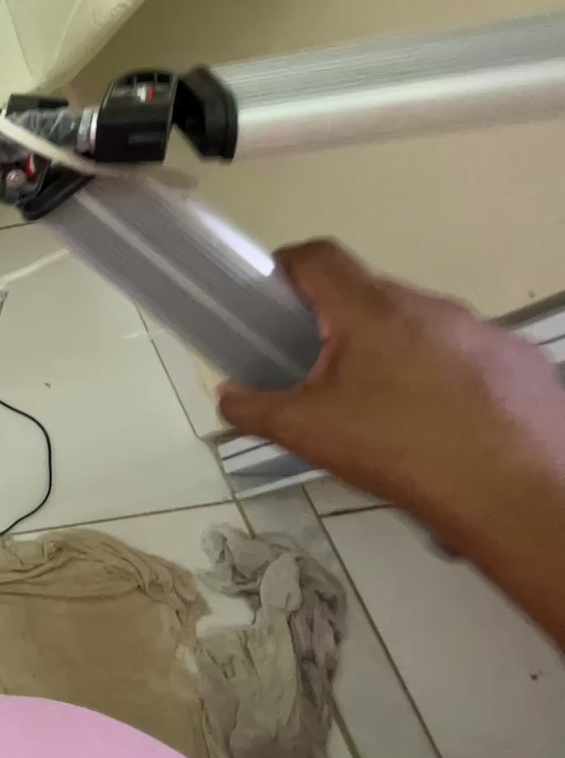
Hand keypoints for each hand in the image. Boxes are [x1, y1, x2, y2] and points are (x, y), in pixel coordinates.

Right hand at [217, 240, 564, 549]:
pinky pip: (463, 350)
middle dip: (333, 322)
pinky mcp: (526, 362)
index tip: (266, 298)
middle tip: (312, 367)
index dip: (284, 267)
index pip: (319, 258)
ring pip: (416, 323)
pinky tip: (432, 418)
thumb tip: (230, 394)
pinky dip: (435, 371)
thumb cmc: (396, 449)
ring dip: (386, 347)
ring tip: (376, 401)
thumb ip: (248, 406)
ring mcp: (488, 334)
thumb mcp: (300, 430)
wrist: (521, 499)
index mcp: (373, 313)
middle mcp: (434, 309)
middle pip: (367, 294)